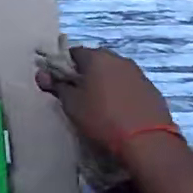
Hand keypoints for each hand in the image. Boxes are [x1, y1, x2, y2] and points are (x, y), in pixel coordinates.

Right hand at [36, 47, 176, 161]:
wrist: (146, 140)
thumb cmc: (102, 119)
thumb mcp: (72, 105)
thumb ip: (57, 86)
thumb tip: (42, 74)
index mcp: (96, 58)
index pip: (73, 52)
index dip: (64, 66)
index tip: (60, 83)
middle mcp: (118, 59)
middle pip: (95, 60)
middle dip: (85, 73)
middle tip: (78, 95)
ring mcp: (138, 72)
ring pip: (114, 72)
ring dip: (105, 82)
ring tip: (99, 105)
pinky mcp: (151, 88)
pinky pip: (129, 85)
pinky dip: (121, 92)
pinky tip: (119, 111)